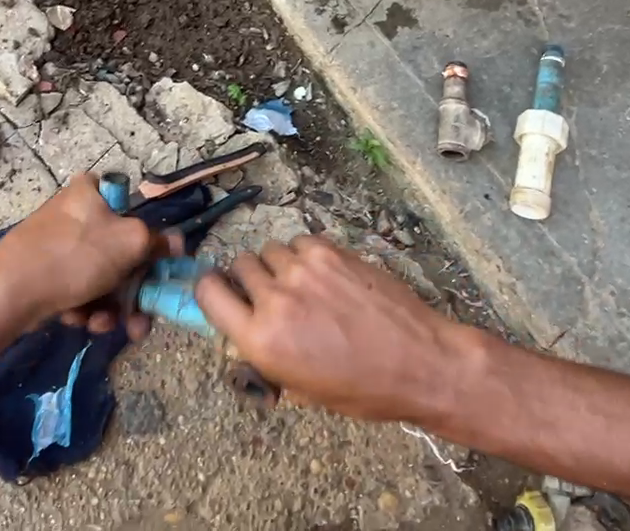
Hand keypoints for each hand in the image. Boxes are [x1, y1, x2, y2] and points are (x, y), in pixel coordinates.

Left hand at [0, 172, 162, 336]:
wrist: (7, 294)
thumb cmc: (73, 257)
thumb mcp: (128, 242)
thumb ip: (157, 241)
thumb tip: (177, 241)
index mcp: (92, 190)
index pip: (134, 209)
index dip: (152, 243)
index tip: (161, 271)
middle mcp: (75, 210)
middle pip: (120, 250)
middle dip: (132, 290)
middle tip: (140, 320)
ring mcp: (58, 241)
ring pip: (101, 275)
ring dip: (111, 304)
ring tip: (105, 325)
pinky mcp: (45, 270)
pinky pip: (78, 287)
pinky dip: (86, 306)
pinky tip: (81, 321)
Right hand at [196, 236, 474, 422]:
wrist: (421, 363)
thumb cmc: (363, 388)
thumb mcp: (301, 388)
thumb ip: (263, 353)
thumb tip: (242, 327)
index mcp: (261, 341)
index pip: (208, 292)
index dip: (212, 288)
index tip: (224, 291)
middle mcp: (275, 301)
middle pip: (239, 265)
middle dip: (251, 278)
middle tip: (274, 294)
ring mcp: (303, 271)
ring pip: (270, 250)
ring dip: (280, 265)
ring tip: (306, 286)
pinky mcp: (329, 252)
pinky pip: (300, 242)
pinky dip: (306, 254)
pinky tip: (327, 275)